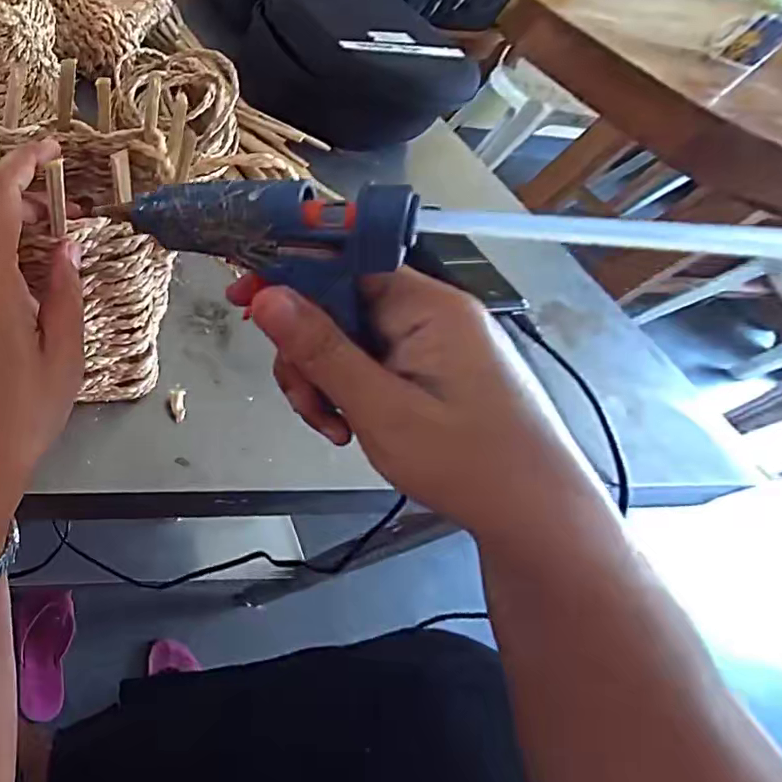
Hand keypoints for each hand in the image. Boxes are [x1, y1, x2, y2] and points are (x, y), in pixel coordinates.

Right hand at [233, 269, 608, 545]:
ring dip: (320, 378)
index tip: (244, 296)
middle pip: (334, 305)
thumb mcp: (382, 409)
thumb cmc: (474, 466)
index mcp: (428, 307)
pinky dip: (341, 390)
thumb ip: (322, 350)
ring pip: (340, 338)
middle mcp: (427, 314)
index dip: (289, 274)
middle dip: (305, 351)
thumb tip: (270, 297)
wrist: (536, 520)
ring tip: (331, 423)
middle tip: (303, 396)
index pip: (344, 261)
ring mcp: (425, 342)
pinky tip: (346, 424)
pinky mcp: (421, 367)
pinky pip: (360, 361)